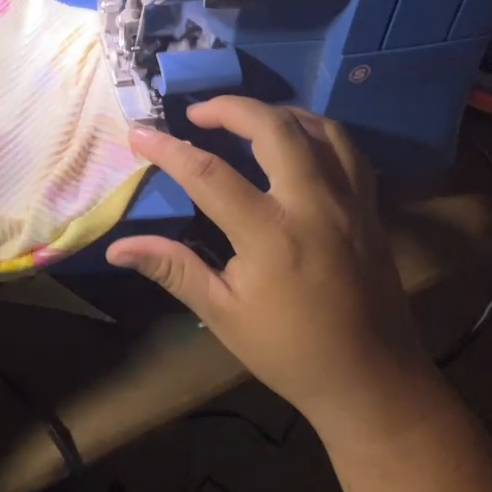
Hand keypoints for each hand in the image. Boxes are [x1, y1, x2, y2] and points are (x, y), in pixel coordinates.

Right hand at [106, 96, 436, 432]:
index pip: (208, 174)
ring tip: (243, 118)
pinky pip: (347, 150)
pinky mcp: (371, 209)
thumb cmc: (290, 351)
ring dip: (275, 113)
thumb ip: (172, 268)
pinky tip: (293, 140)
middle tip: (196, 113)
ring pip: (318, 129)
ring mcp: (350, 204)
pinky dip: (316, 131)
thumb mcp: (222, 314)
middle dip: (229, 108)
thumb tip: (116, 247)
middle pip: (273, 129)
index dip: (167, 149)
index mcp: (271, 235)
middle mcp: (314, 206)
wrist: (375, 383)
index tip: (137, 134)